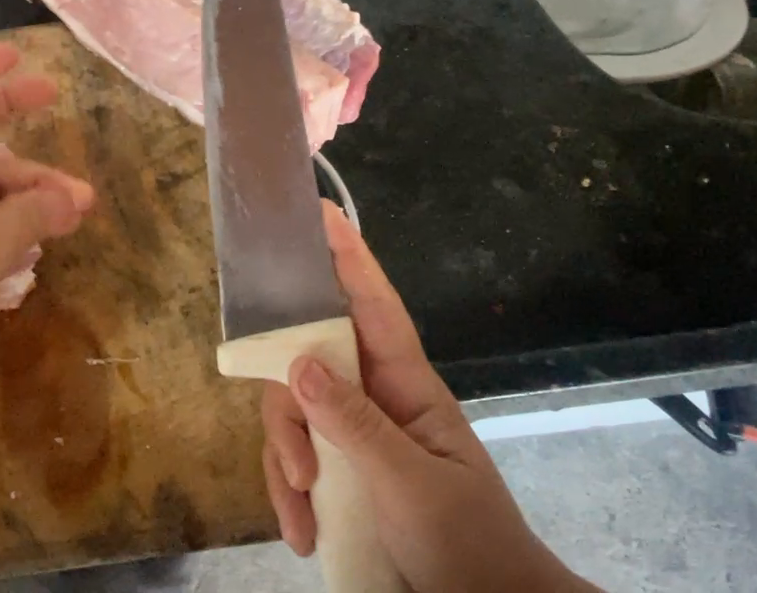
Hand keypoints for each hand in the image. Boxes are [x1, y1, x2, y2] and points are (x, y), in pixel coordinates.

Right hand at [260, 201, 598, 592]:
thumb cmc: (470, 546)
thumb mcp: (413, 487)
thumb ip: (355, 425)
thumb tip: (296, 362)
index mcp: (407, 388)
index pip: (373, 308)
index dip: (349, 258)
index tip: (323, 211)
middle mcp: (373, 399)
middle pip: (307, 364)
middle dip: (290, 409)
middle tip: (297, 465)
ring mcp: (353, 434)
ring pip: (291, 413)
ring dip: (286, 463)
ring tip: (304, 514)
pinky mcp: (337, 470)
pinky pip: (292, 459)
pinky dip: (288, 495)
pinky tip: (302, 532)